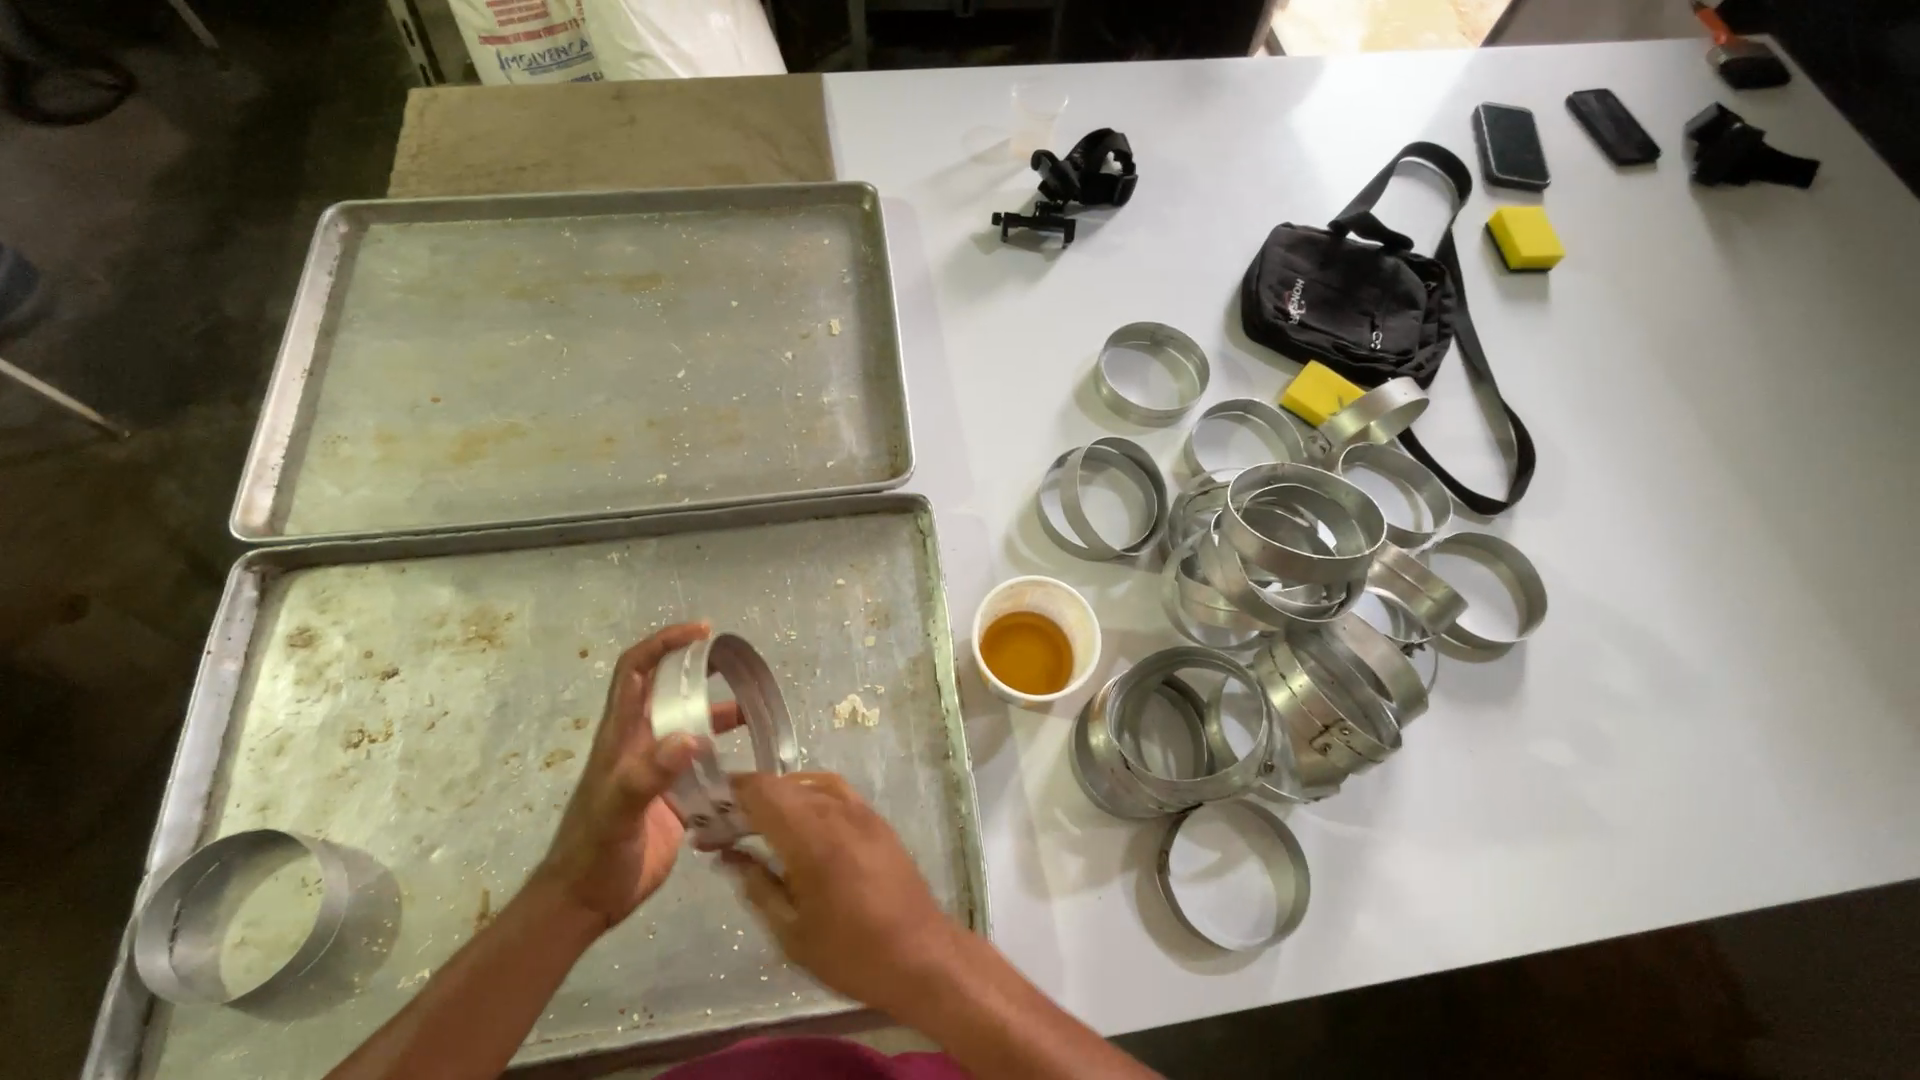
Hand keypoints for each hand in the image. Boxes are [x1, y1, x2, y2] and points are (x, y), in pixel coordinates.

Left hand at [533, 622, 739, 930]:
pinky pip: (704, 766)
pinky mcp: (674, 798)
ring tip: (755, 708)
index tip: (701, 633)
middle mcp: (641, 745)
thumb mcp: (617, 812)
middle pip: (666, 691)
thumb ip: (648, 775)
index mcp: (622, 737)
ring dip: (718, 713)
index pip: (636, 672)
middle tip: (735, 662)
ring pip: (690, 727)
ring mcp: (658, 771)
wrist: (586, 902)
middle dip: (696, 670)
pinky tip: (753, 763)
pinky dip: (727, 757)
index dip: (663, 644)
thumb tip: (691, 738)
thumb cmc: (593, 853)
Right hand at [724, 772, 971, 1018]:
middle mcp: (837, 812)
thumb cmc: (850, 952)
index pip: (763, 791)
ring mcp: (863, 813)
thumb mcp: (791, 930)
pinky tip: (799, 823)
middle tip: (725, 828)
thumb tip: (729, 856)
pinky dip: (810, 796)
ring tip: (759, 825)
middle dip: (751, 798)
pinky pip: (836, 792)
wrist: (921, 956)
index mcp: (811, 836)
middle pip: (785, 785)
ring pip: (811, 784)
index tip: (708, 809)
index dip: (732, 791)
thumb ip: (757, 885)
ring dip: (781, 795)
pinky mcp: (878, 821)